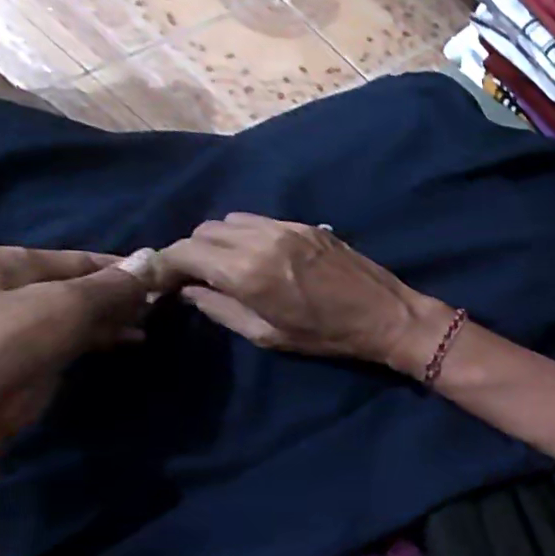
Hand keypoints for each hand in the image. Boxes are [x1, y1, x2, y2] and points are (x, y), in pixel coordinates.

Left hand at [0, 246, 152, 430]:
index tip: (166, 281)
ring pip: (74, 313)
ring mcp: (2, 323)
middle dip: (119, 296)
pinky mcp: (17, 355)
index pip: (75, 258)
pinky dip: (99, 337)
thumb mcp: (69, 303)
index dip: (123, 270)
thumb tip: (153, 260)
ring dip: (114, 318)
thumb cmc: (3, 339)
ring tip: (149, 326)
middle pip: (74, 285)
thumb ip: (116, 283)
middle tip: (161, 307)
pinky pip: (68, 337)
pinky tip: (130, 341)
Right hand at [157, 214, 447, 372]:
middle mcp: (262, 240)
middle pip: (203, 232)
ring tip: (230, 265)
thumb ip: (220, 309)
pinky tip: (261, 256)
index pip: (181, 252)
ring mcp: (290, 229)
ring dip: (221, 240)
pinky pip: (263, 221)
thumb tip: (188, 291)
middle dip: (192, 252)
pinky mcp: (311, 227)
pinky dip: (250, 234)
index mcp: (246, 269)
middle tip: (199, 276)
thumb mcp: (267, 333)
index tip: (166, 282)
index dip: (165, 267)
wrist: (390, 317)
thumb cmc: (329, 335)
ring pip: (231, 221)